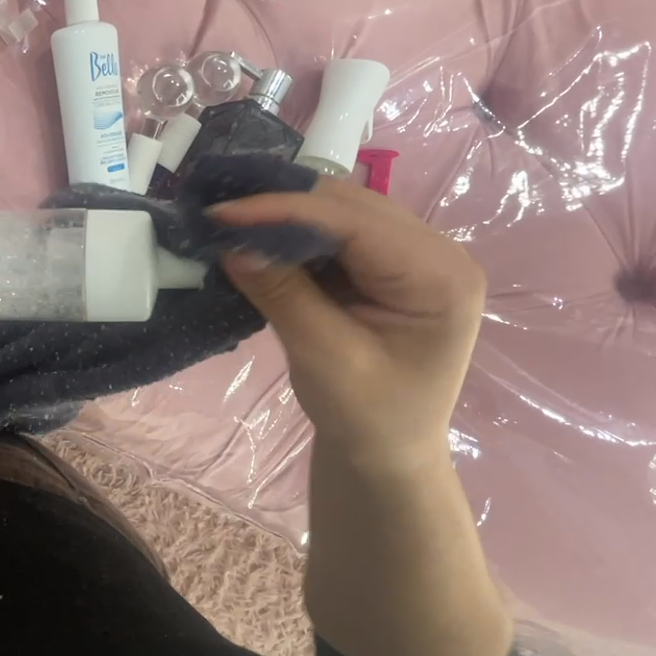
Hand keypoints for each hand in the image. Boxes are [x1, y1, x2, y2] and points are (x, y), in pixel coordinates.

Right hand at [213, 180, 484, 474]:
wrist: (386, 451)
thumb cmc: (366, 414)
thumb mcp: (323, 356)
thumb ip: (283, 294)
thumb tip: (233, 244)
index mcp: (439, 278)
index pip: (354, 222)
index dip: (283, 210)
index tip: (221, 213)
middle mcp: (436, 253)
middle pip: (349, 206)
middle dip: (280, 204)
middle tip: (216, 214)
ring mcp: (414, 255)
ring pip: (339, 211)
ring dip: (283, 214)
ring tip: (230, 223)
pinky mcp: (387, 264)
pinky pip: (335, 230)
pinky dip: (292, 232)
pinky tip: (258, 239)